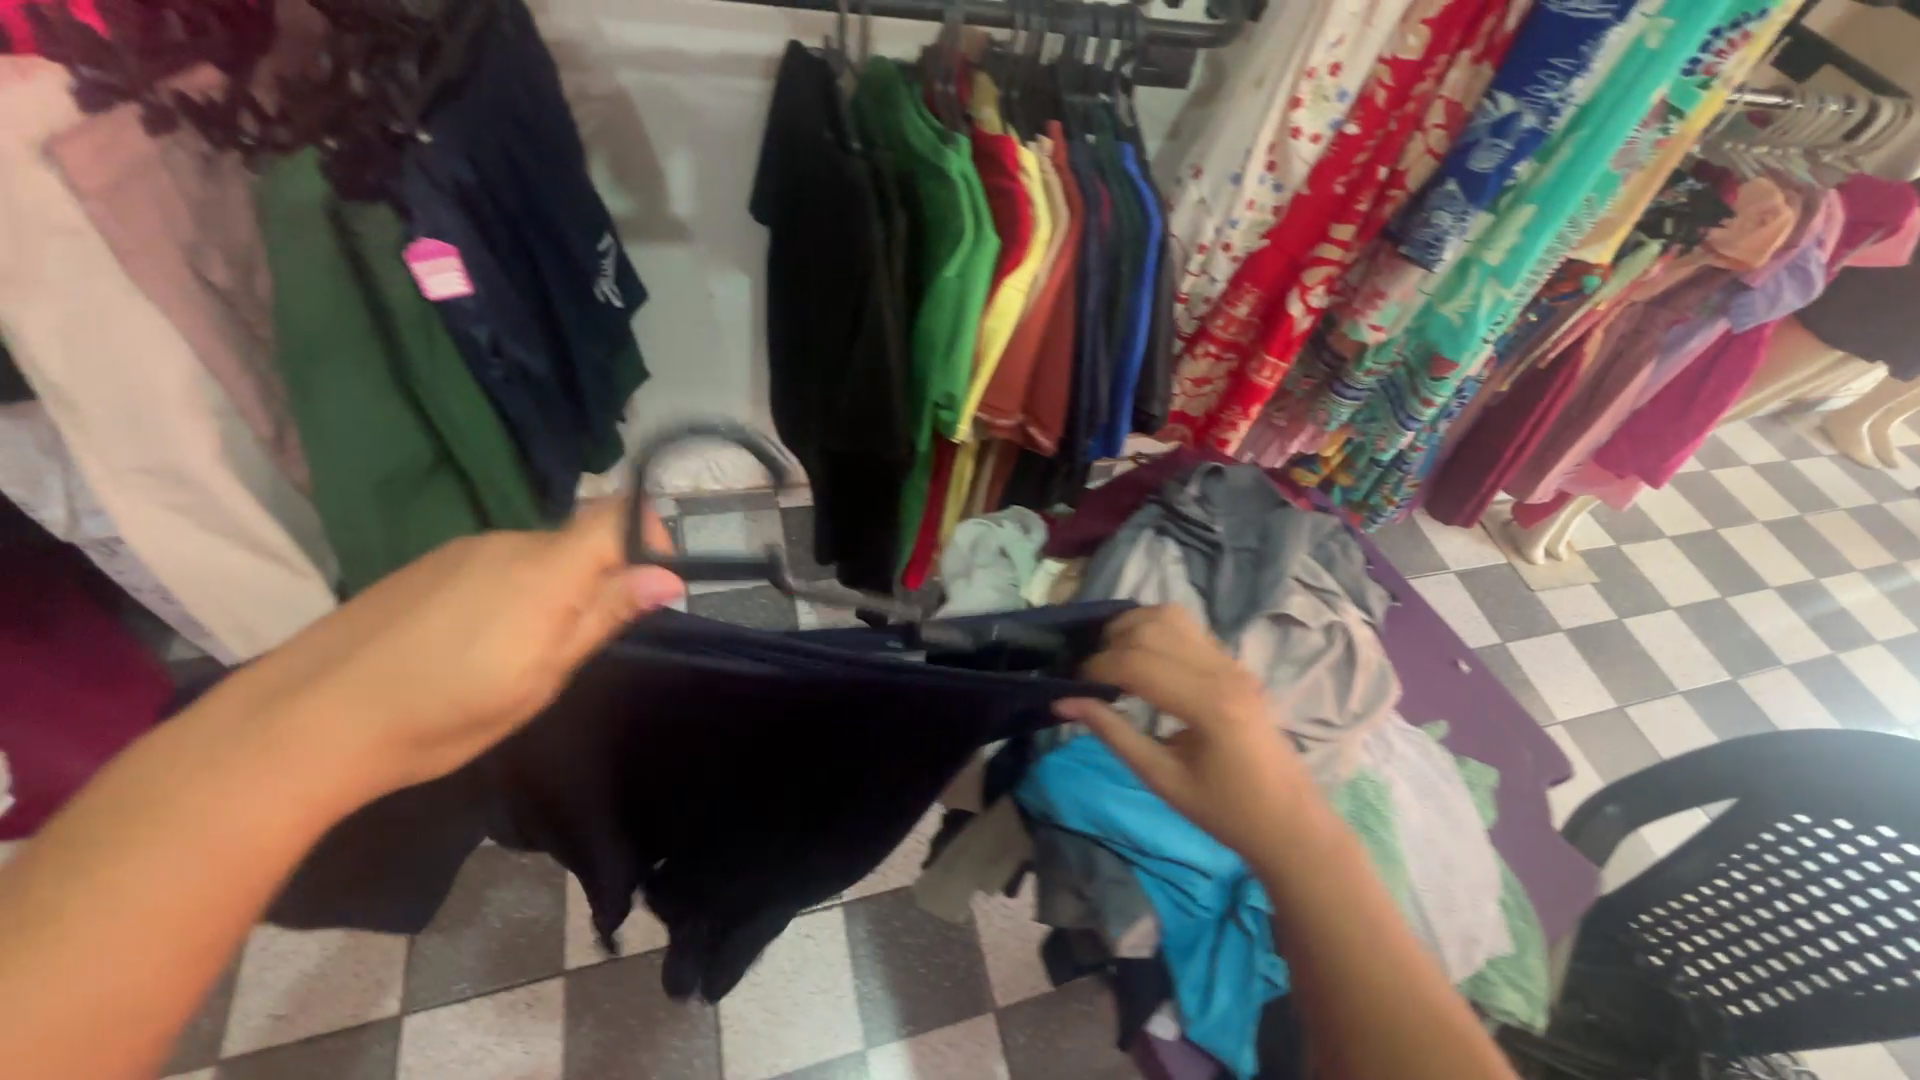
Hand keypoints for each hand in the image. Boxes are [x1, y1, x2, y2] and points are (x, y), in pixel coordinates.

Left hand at [205, 498, 685, 799]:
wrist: (306, 721)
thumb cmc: (443, 712)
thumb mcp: (541, 677)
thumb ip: (602, 616)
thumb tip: (668, 577)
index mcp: (544, 569)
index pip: (619, 513)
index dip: (650, 537)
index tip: (650, 591)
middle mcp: (507, 543)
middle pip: (581, 539)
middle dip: (602, 579)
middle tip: (581, 647)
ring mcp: (462, 550)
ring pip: (539, 555)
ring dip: (556, 590)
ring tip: (522, 655)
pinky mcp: (429, 566)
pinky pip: (497, 565)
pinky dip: (513, 593)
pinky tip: (476, 645)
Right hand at [1053, 606, 1312, 859]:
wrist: (1289, 822)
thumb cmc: (1225, 812)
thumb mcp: (1161, 779)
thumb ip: (1113, 733)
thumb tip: (1063, 702)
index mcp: (1209, 704)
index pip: (1137, 663)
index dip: (1095, 668)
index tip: (1071, 685)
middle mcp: (1223, 671)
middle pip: (1150, 628)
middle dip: (1108, 643)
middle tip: (1087, 673)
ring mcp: (1232, 662)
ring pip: (1169, 616)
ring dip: (1130, 628)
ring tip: (1109, 658)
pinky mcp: (1233, 663)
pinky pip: (1186, 627)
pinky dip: (1152, 630)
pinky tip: (1136, 656)